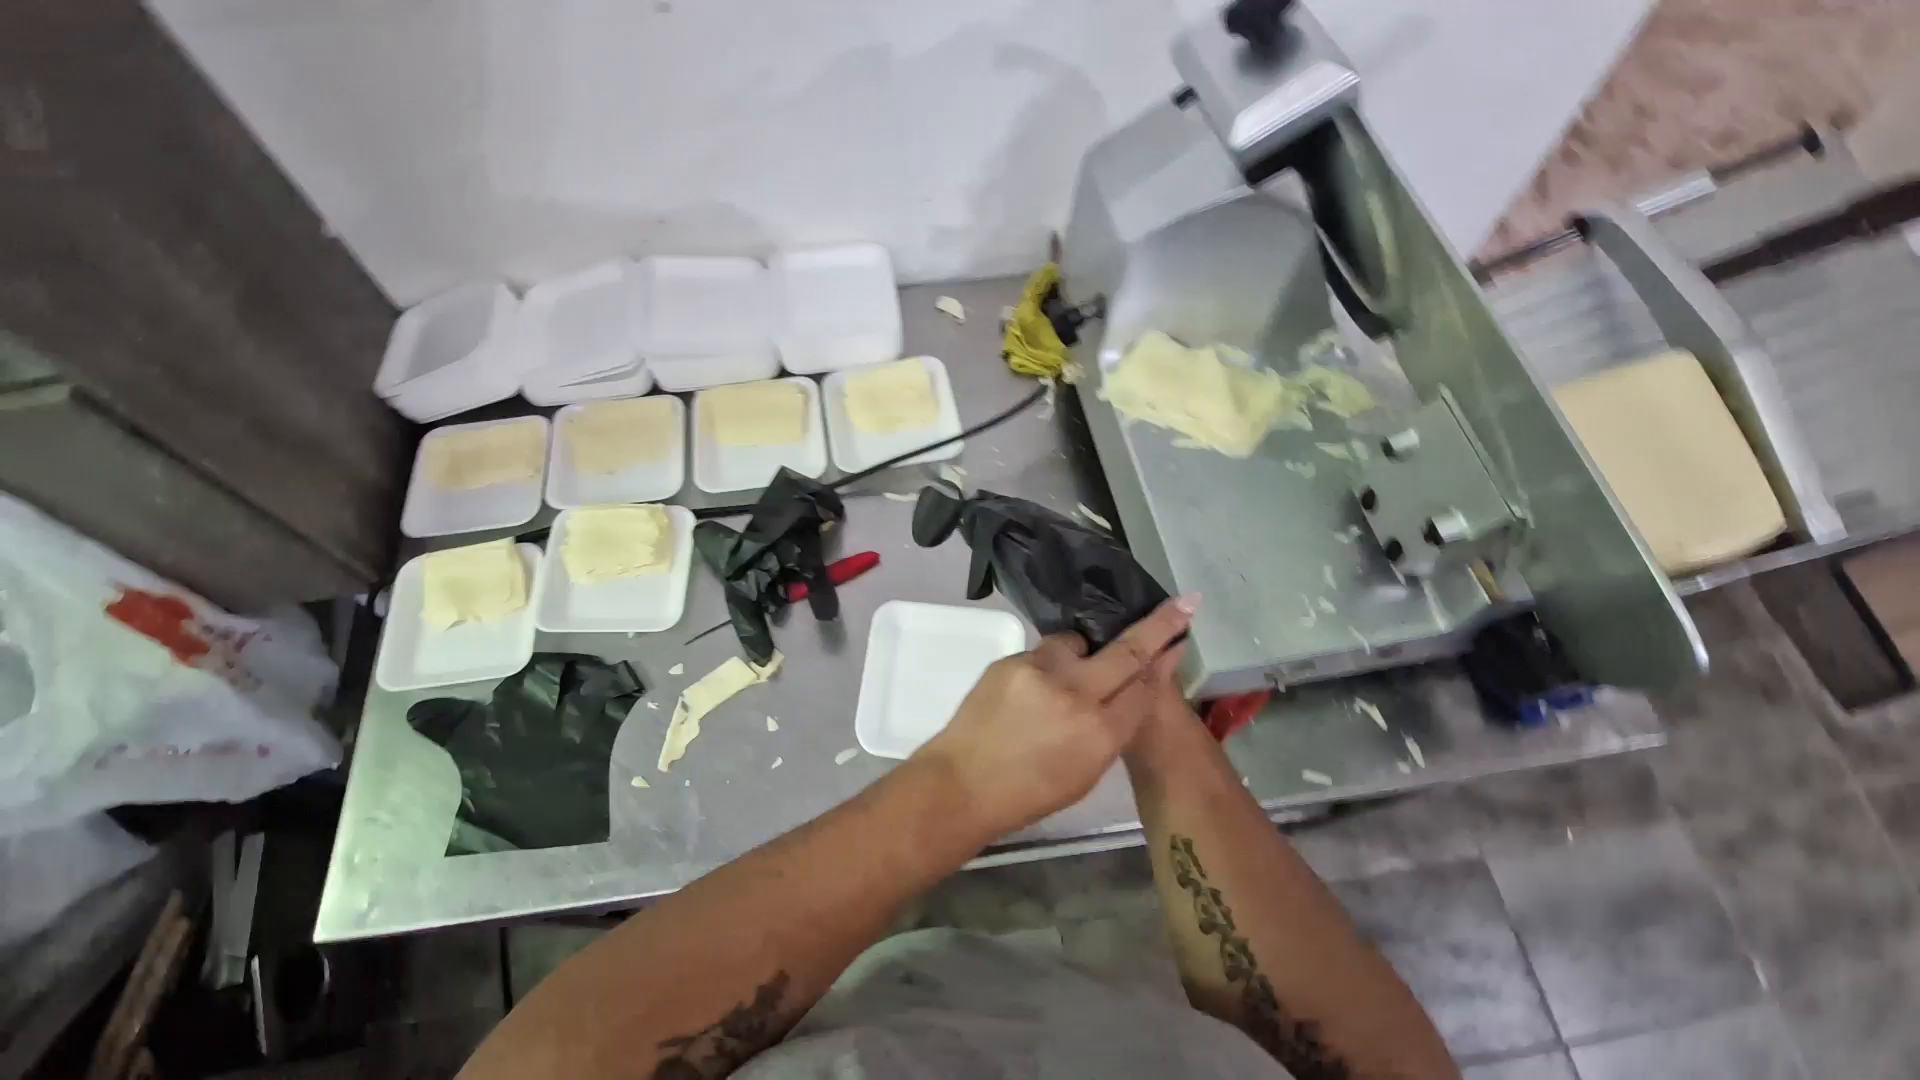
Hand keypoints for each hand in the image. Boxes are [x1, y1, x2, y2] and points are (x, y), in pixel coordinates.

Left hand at [913, 595, 1198, 838]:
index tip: (1182, 636)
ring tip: (1064, 680)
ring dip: (1083, 652)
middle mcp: (1076, 695)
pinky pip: (1043, 653)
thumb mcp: (1087, 773)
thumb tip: (1130, 692)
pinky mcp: (1012, 661)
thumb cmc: (1030, 793)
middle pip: (1127, 651)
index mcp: (1101, 733)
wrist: (962, 784)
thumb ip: (1112, 730)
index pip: (1145, 686)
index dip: (1166, 659)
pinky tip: (1033, 692)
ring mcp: (1041, 672)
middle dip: (1159, 625)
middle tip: (1182, 603)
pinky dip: (1048, 666)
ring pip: (1078, 644)